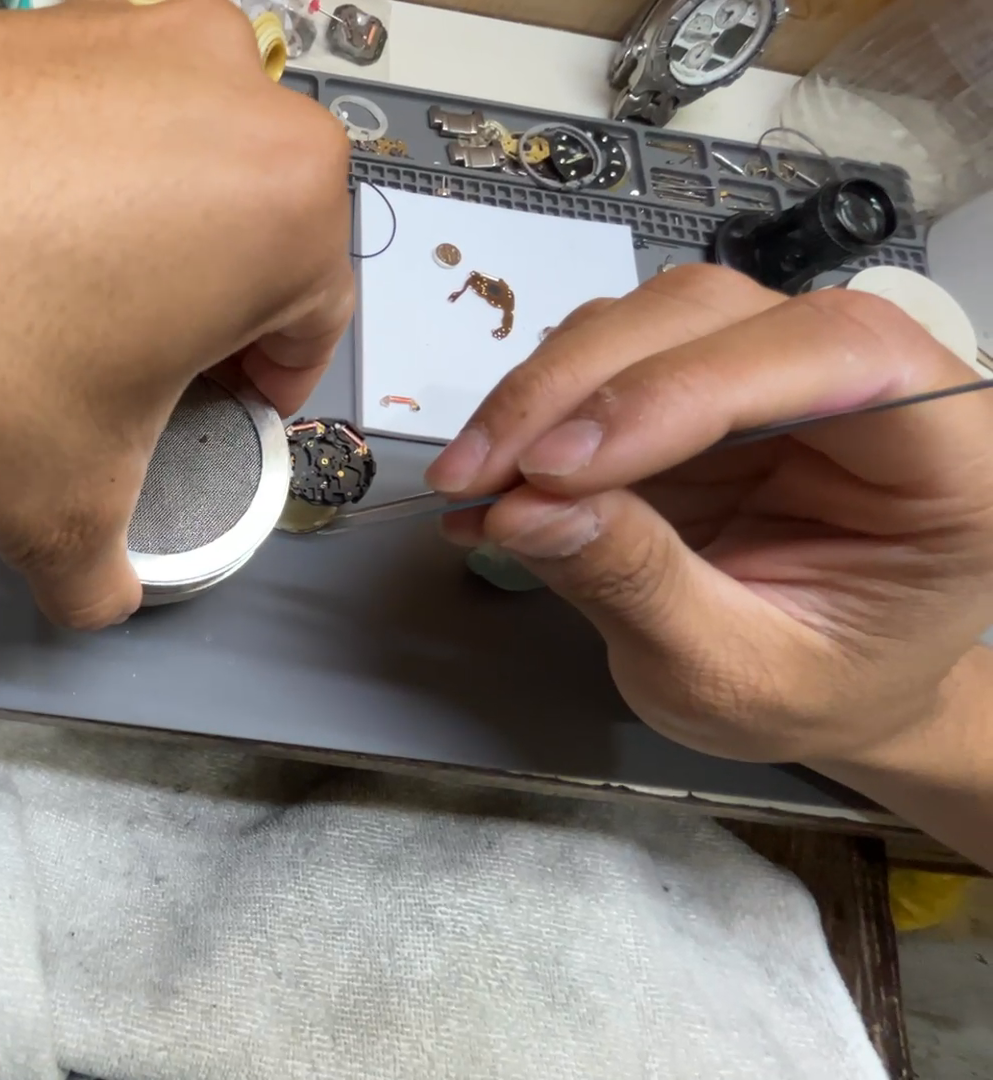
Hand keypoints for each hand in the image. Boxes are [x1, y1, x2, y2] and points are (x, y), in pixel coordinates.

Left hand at [0, 0, 351, 628]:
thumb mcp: (57, 508)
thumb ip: (105, 574)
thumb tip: (102, 594)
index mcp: (281, 198)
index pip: (310, 322)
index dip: (255, 396)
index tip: (203, 425)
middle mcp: (220, 83)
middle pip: (239, 249)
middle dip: (191, 333)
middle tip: (115, 395)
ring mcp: (114, 30)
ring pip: (163, 186)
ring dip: (125, 268)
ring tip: (34, 337)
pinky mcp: (21, 20)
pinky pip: (79, 136)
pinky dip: (56, 207)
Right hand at [425, 265, 992, 764]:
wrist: (804, 695)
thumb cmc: (802, 696)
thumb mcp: (723, 672)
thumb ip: (635, 585)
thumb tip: (517, 510)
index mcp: (946, 458)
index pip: (834, 355)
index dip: (676, 391)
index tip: (549, 474)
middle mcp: (858, 388)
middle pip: (702, 315)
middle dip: (563, 391)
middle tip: (465, 478)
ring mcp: (756, 381)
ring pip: (630, 324)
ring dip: (529, 399)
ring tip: (464, 485)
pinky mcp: (675, 397)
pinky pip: (585, 366)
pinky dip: (518, 419)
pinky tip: (481, 485)